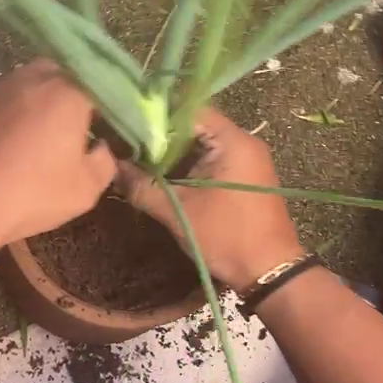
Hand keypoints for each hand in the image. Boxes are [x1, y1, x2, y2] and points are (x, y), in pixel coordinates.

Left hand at [0, 60, 115, 264]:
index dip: (113, 101)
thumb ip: (104, 161)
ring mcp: (0, 87)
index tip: (116, 121)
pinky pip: (9, 97)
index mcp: (67, 91)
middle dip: (78, 93)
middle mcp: (34, 78)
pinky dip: (20, 110)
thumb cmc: (30, 194)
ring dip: (46, 99)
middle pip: (66, 73)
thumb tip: (101, 146)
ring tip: (51, 130)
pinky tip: (19, 137)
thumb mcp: (84, 189)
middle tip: (84, 122)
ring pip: (34, 82)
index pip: (103, 82)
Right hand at [118, 109, 306, 287]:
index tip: (128, 123)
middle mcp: (243, 142)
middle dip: (161, 135)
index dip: (157, 114)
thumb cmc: (226, 236)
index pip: (189, 109)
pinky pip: (211, 159)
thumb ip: (143, 187)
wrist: (270, 273)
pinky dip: (187, 165)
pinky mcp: (244, 177)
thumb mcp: (178, 212)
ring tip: (139, 159)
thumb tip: (112, 168)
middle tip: (128, 143)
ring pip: (201, 144)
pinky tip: (163, 176)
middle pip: (194, 125)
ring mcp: (246, 160)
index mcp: (232, 141)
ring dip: (172, 152)